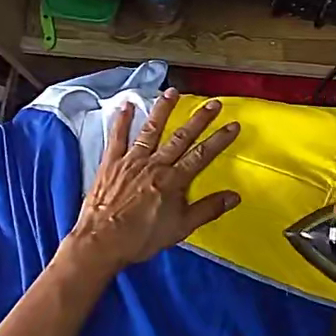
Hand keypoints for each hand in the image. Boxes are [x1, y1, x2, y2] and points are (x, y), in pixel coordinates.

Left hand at [60, 90, 239, 278]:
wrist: (100, 243)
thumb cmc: (142, 237)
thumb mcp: (181, 227)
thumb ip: (208, 209)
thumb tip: (234, 197)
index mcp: (173, 180)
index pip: (202, 155)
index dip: (220, 139)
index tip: (233, 126)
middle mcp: (154, 165)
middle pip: (181, 137)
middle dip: (199, 119)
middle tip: (213, 104)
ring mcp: (131, 162)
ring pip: (151, 130)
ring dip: (163, 110)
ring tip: (173, 92)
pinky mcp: (111, 164)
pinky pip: (117, 137)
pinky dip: (122, 120)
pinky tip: (127, 105)